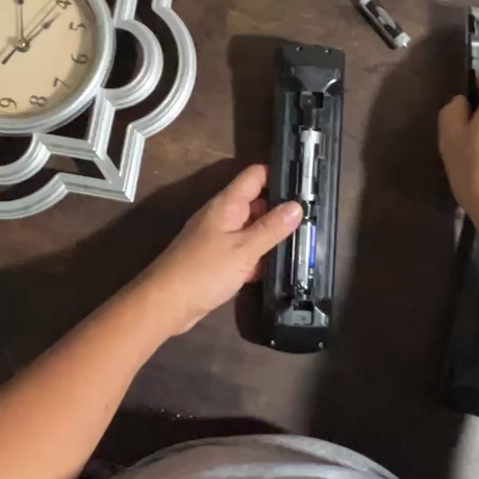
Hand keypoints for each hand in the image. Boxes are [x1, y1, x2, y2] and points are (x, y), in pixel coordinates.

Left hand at [126, 164, 301, 336]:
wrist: (166, 303)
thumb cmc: (203, 270)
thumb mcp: (243, 249)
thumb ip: (270, 228)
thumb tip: (296, 206)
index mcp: (227, 204)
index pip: (255, 176)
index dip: (278, 174)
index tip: (304, 184)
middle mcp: (223, 216)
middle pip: (256, 203)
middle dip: (282, 209)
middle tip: (312, 218)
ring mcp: (219, 239)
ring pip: (252, 230)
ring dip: (272, 236)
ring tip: (304, 241)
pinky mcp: (218, 260)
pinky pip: (245, 251)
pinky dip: (260, 257)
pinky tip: (280, 267)